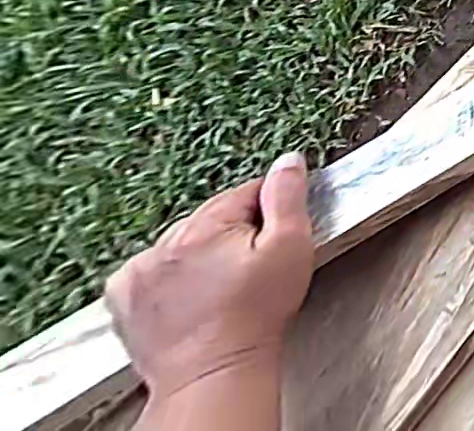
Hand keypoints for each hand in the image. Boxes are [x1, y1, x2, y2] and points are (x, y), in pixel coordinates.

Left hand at [105, 152, 313, 402]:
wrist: (213, 369)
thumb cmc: (259, 308)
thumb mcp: (292, 241)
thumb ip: (288, 195)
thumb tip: (288, 161)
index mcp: (200, 230)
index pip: (247, 191)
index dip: (273, 208)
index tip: (281, 233)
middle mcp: (157, 249)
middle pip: (214, 215)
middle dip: (241, 228)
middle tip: (261, 259)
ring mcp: (133, 277)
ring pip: (187, 239)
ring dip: (210, 248)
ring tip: (232, 278)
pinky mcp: (123, 299)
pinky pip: (158, 265)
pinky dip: (181, 269)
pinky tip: (200, 288)